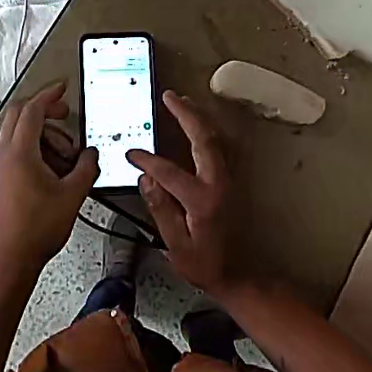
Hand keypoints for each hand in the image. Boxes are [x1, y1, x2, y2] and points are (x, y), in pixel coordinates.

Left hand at [0, 82, 99, 272]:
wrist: (12, 257)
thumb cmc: (36, 229)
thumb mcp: (73, 193)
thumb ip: (87, 167)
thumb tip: (90, 155)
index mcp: (20, 152)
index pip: (32, 110)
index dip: (49, 95)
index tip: (62, 88)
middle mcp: (5, 156)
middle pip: (18, 115)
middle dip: (44, 110)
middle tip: (65, 115)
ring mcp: (1, 168)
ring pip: (19, 134)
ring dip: (44, 135)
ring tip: (68, 155)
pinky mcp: (2, 180)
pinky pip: (18, 151)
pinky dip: (37, 150)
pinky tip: (56, 170)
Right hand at [128, 92, 232, 295]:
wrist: (240, 274)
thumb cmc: (208, 265)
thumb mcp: (176, 245)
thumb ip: (161, 209)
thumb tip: (147, 180)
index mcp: (202, 200)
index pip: (169, 171)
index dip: (147, 159)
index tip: (132, 154)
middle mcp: (219, 184)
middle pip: (204, 138)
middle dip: (185, 114)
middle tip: (169, 97)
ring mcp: (230, 180)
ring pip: (217, 138)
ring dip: (200, 117)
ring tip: (182, 102)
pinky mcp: (233, 181)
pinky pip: (222, 146)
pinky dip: (209, 130)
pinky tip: (200, 124)